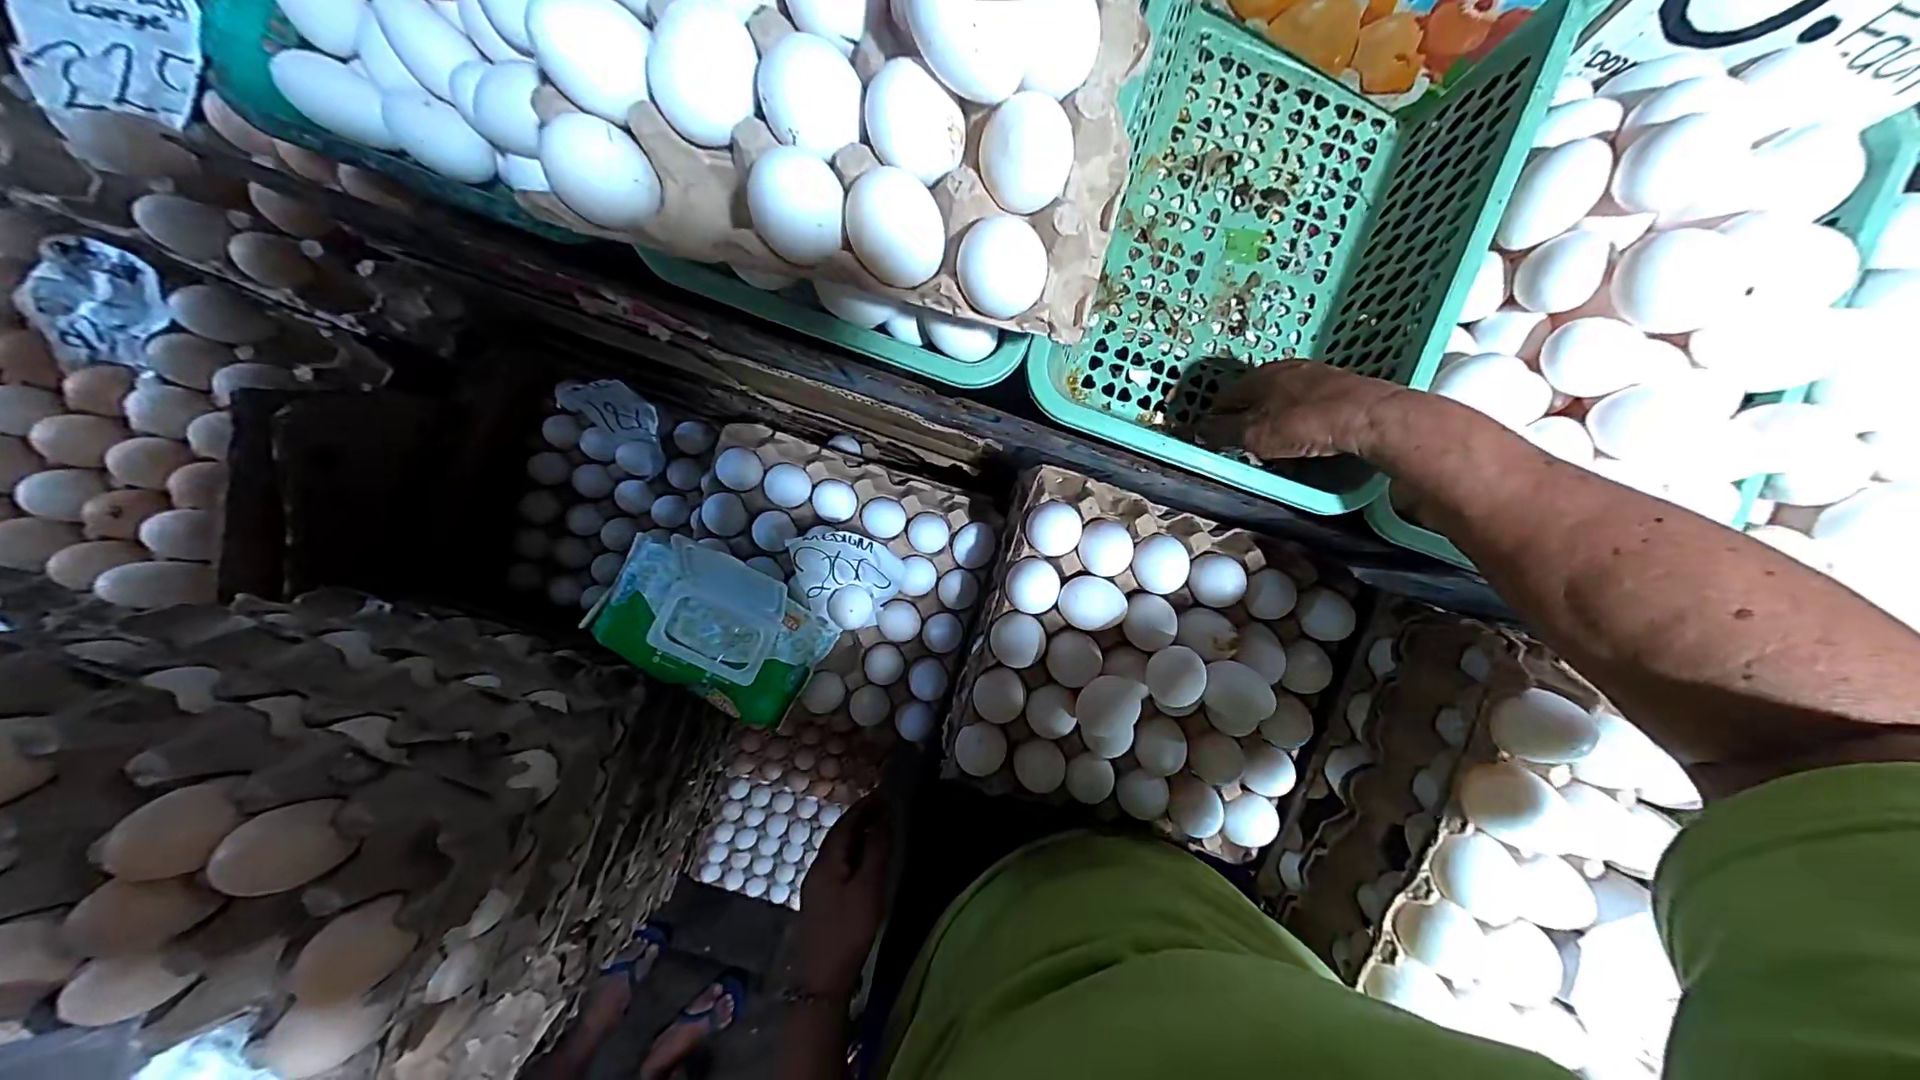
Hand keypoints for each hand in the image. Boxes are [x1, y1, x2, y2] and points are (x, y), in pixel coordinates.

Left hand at [794, 794, 892, 997]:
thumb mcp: (869, 887)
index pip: (845, 824)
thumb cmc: (849, 928)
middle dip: (859, 819)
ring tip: (877, 829)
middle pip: (838, 835)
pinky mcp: (819, 902)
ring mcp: (815, 886)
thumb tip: (883, 817)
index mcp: (826, 861)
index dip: (864, 807)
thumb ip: (876, 850)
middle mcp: (816, 868)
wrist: (822, 978)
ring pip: (837, 850)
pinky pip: (837, 864)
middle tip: (882, 808)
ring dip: (855, 836)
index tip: (882, 794)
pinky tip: (863, 861)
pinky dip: (852, 853)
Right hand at [1198, 360, 1411, 459]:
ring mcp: (1312, 374)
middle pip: (1252, 399)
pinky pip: (1304, 406)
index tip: (1212, 440)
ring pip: (1279, 402)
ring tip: (1274, 448)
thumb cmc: (1305, 424)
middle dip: (1245, 422)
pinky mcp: (1338, 385)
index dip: (1213, 420)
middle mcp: (1282, 368)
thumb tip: (1196, 430)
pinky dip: (1297, 422)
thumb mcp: (1253, 435)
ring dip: (1272, 423)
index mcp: (1256, 377)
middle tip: (1245, 448)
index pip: (1222, 398)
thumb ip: (1221, 432)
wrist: (1368, 416)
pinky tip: (1304, 439)